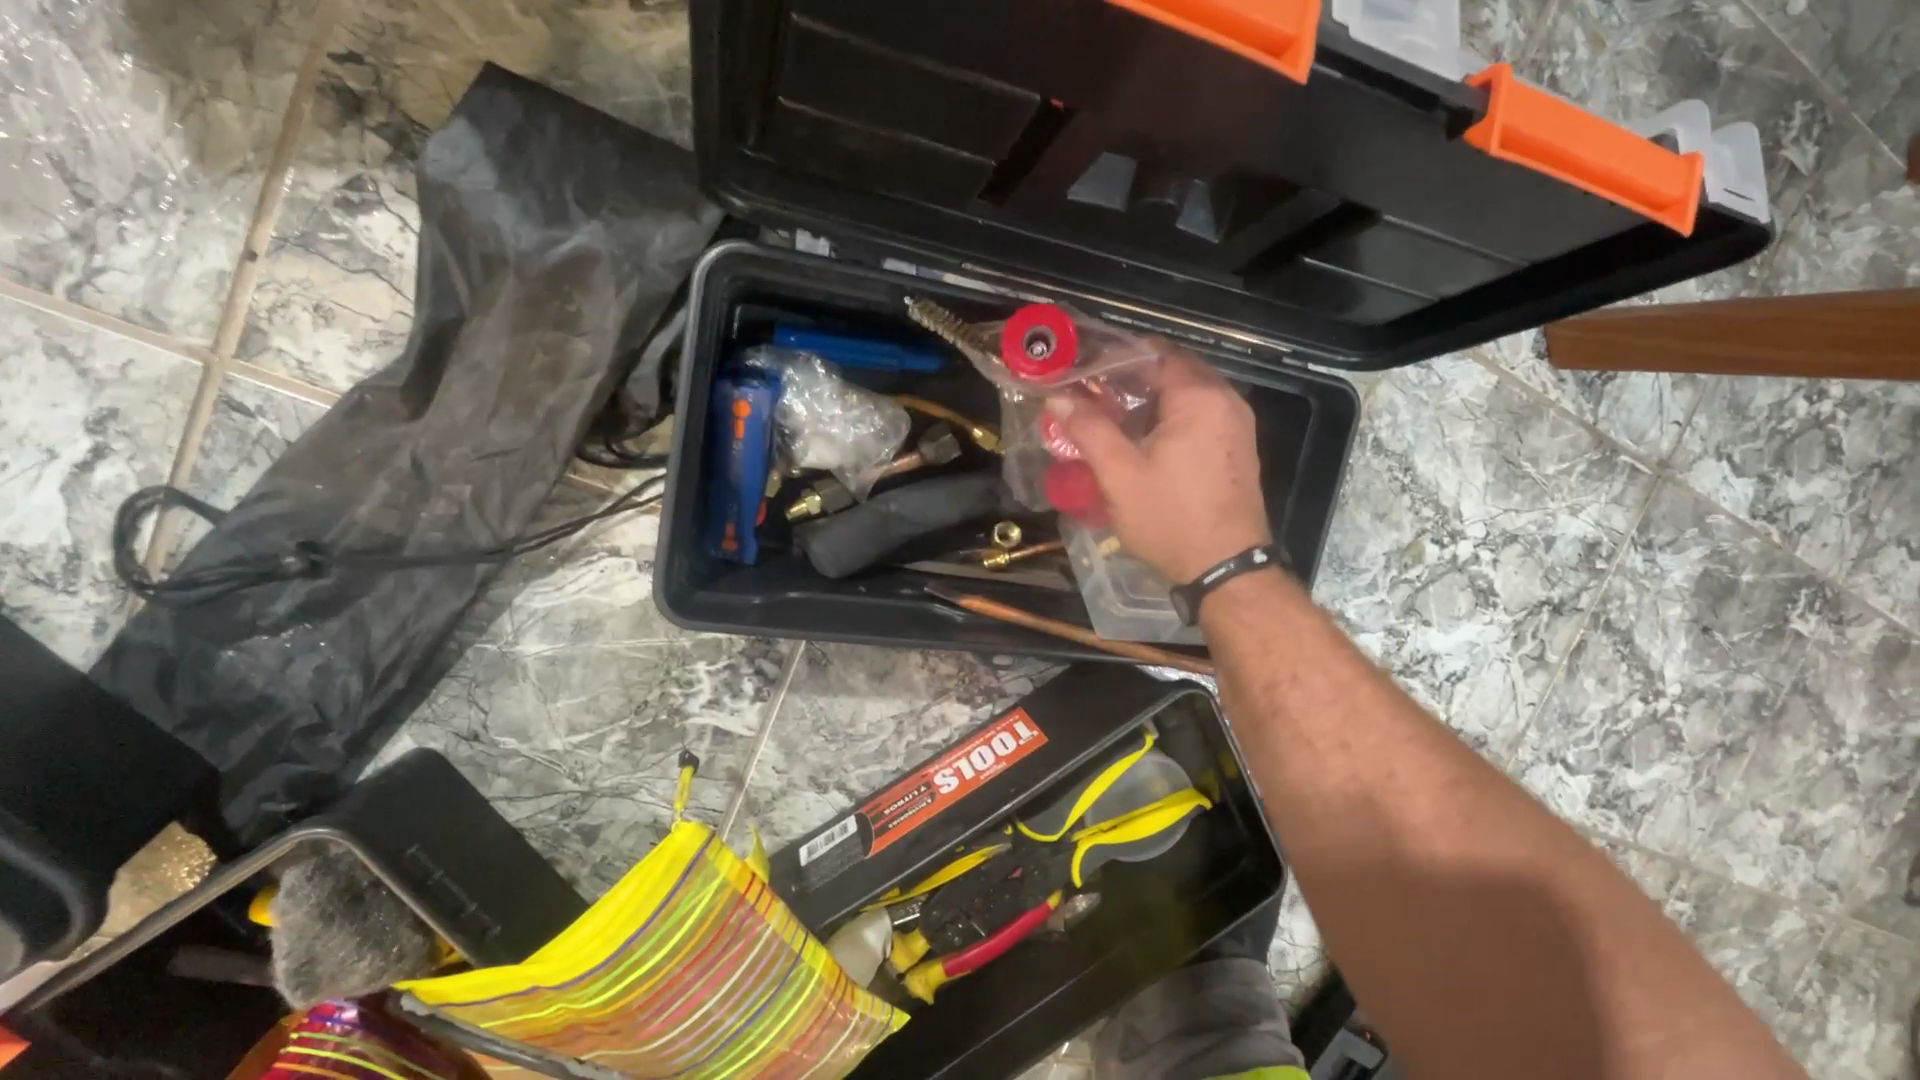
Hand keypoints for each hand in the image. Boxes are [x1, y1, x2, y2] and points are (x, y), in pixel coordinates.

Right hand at [1046, 349, 1272, 583]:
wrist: (1226, 569)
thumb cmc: (1170, 519)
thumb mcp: (1119, 474)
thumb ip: (1089, 428)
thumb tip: (1059, 397)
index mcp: (1199, 397)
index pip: (1154, 353)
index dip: (1114, 356)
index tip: (1080, 368)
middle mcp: (1226, 401)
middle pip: (1172, 370)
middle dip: (1129, 377)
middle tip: (1089, 391)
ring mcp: (1236, 425)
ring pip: (1186, 394)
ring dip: (1148, 399)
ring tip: (1107, 416)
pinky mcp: (1236, 448)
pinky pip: (1199, 416)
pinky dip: (1168, 417)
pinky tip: (1139, 439)